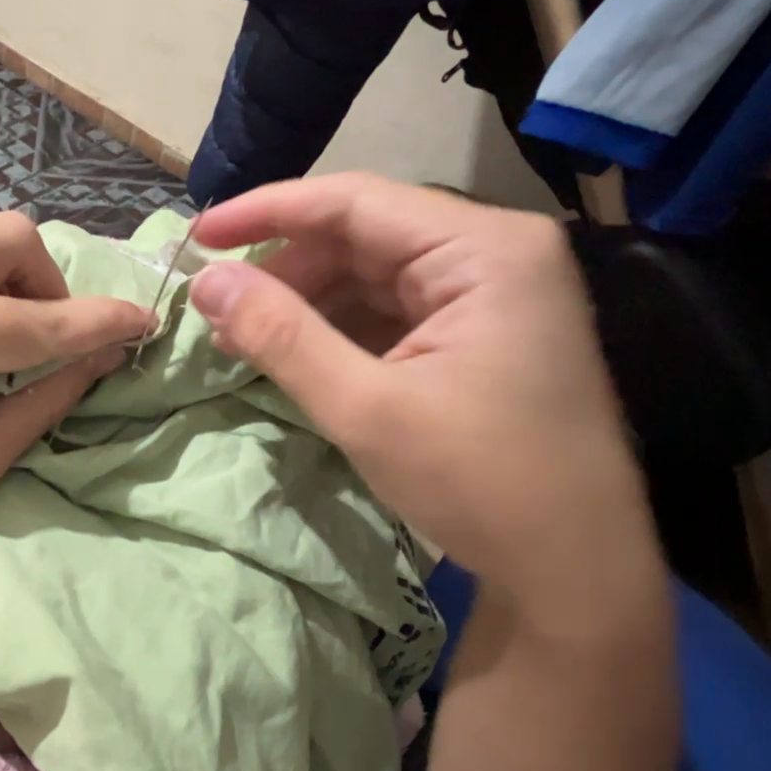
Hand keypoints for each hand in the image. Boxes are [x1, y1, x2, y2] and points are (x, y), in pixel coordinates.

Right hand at [188, 174, 649, 593]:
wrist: (572, 568)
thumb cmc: (480, 482)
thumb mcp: (366, 408)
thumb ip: (281, 336)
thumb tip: (205, 283)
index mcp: (483, 249)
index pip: (354, 201)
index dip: (266, 211)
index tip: (198, 238)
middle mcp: (492, 253)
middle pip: (362, 236)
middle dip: (284, 271)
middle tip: (217, 311)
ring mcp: (489, 294)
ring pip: (370, 275)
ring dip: (303, 303)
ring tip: (242, 338)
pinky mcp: (478, 334)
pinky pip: (389, 311)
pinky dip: (335, 329)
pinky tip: (292, 354)